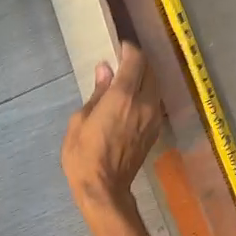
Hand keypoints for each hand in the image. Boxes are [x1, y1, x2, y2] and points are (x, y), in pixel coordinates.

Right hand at [61, 43, 163, 210]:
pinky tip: (133, 100)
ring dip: (144, 79)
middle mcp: (144, 102)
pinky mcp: (155, 130)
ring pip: (155, 86)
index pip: (135, 60)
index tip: (119, 47)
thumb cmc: (83, 156)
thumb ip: (96, 93)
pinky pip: (154, 103)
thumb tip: (105, 71)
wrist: (104, 188)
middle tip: (123, 63)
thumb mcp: (80, 121)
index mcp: (122, 96)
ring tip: (128, 81)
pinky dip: (146, 95)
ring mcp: (153, 117)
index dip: (128, 50)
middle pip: (149, 71)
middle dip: (138, 62)